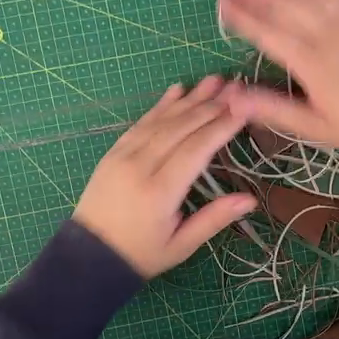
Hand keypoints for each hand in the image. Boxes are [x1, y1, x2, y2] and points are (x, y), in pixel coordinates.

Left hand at [73, 76, 257, 277]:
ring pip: (161, 120)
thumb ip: (214, 219)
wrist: (88, 257)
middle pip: (180, 128)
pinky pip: (141, 122)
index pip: (196, 149)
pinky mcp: (113, 152)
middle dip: (210, 105)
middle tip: (235, 87)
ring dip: (189, 98)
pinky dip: (161, 105)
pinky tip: (177, 90)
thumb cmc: (140, 255)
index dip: (221, 127)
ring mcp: (123, 155)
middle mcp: (140, 166)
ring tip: (213, 80)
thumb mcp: (181, 245)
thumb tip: (250, 200)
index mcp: (160, 192)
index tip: (244, 109)